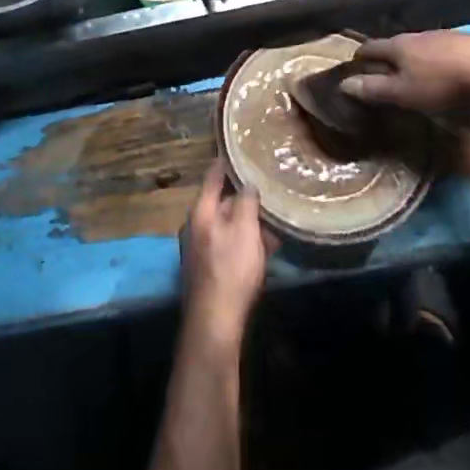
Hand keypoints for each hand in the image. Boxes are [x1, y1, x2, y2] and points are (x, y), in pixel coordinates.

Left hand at [180, 160, 273, 344]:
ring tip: (274, 222)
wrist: (215, 319)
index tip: (239, 150)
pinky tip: (266, 249)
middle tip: (267, 190)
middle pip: (221, 202)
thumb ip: (245, 202)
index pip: (212, 176)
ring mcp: (199, 247)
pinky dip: (245, 242)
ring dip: (248, 223)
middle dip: (244, 198)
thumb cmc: (231, 269)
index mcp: (200, 211)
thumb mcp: (244, 230)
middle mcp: (195, 225)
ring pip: (227, 225)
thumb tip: (247, 183)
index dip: (226, 163)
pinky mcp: (207, 267)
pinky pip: (228, 244)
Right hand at [339, 31, 469, 113]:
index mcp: (398, 45)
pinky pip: (444, 53)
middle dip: (387, 60)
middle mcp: (418, 36)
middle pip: (395, 46)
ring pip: (421, 48)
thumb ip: (374, 88)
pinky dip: (438, 64)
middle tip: (384, 78)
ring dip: (414, 61)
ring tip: (416, 79)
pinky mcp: (469, 44)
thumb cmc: (444, 83)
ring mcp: (445, 37)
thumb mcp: (404, 93)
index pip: (369, 47)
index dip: (359, 58)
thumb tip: (343, 84)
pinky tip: (448, 78)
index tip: (353, 69)